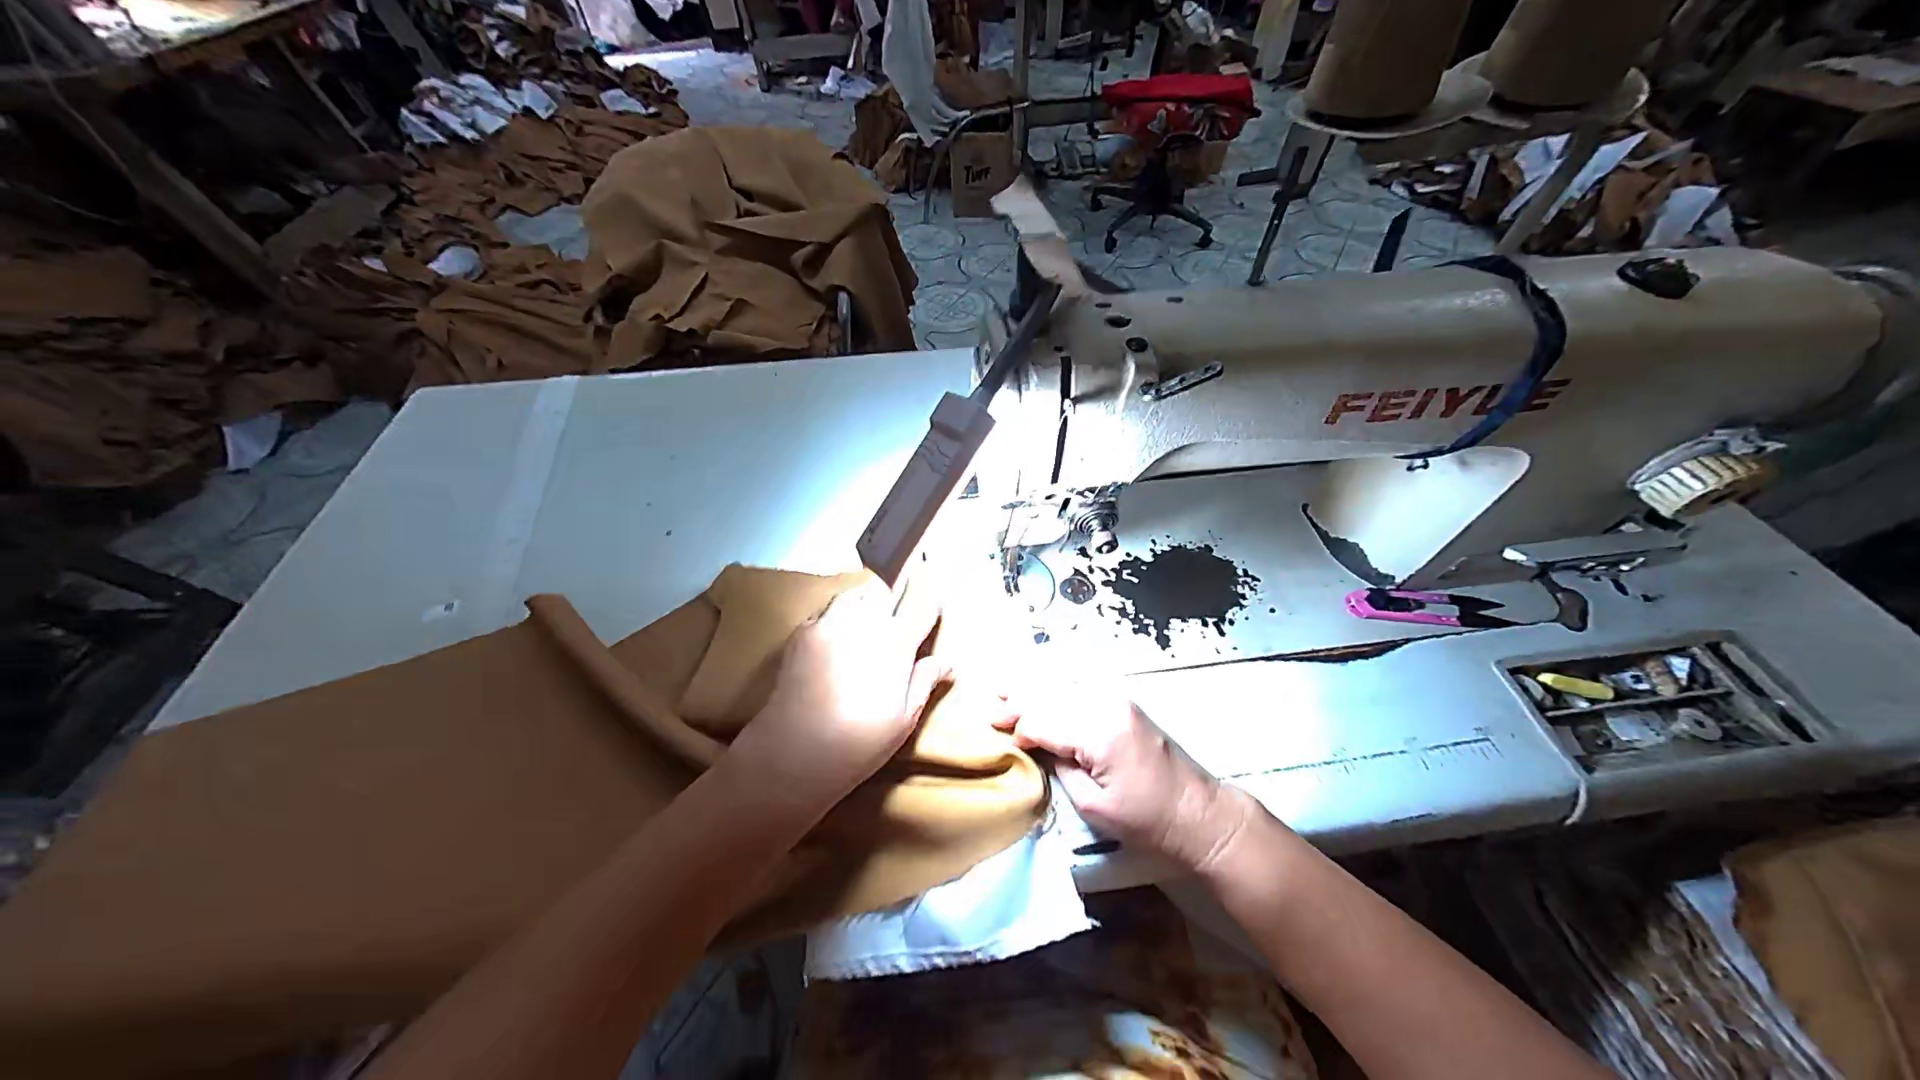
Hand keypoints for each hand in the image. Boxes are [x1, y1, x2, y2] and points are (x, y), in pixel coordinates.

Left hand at [733, 579, 949, 808]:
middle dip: (895, 602)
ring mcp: (831, 622)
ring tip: (865, 627)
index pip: (922, 604)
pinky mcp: (803, 631)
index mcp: (897, 643)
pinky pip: (827, 611)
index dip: (931, 598)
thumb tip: (948, 663)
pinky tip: (836, 641)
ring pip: (856, 596)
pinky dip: (836, 618)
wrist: (795, 751)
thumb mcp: (903, 719)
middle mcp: (866, 622)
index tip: (935, 597)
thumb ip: (924, 682)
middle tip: (896, 623)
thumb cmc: (859, 742)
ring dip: (866, 605)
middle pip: (887, 593)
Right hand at [997, 690, 1255, 873]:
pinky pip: (1080, 689)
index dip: (1019, 728)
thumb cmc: (1146, 819)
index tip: (998, 734)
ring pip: (1064, 686)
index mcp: (1098, 731)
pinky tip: (1040, 691)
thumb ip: (1059, 767)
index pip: (1043, 720)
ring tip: (1004, 689)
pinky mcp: (1124, 704)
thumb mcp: (1092, 805)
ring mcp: (1117, 700)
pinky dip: (1056, 690)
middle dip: (1019, 700)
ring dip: (1034, 689)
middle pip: (1051, 695)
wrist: (1199, 813)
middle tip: (990, 706)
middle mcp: (1106, 704)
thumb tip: (1037, 745)